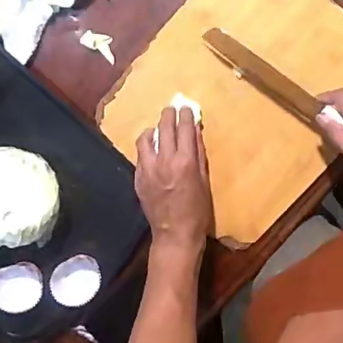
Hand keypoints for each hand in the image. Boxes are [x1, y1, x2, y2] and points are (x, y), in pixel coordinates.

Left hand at [135, 104, 212, 277]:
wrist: (174, 234)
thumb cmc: (198, 210)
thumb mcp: (204, 180)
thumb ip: (198, 153)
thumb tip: (195, 132)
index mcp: (186, 162)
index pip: (184, 128)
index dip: (186, 114)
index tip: (186, 108)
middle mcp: (165, 161)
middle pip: (164, 127)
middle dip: (169, 115)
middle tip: (172, 110)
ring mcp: (148, 169)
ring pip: (146, 138)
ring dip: (154, 130)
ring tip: (159, 130)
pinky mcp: (138, 178)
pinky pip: (140, 155)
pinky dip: (147, 148)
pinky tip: (153, 151)